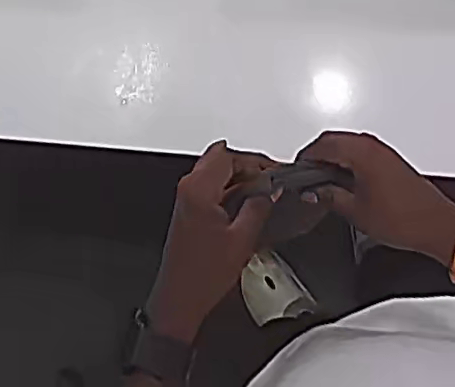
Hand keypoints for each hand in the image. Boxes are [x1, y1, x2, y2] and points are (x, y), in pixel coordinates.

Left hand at [145, 141, 277, 341]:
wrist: (181, 297)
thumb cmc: (203, 275)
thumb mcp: (241, 240)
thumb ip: (258, 208)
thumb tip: (269, 190)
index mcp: (198, 189)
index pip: (228, 157)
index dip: (254, 161)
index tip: (273, 170)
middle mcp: (188, 186)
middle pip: (220, 158)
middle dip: (247, 165)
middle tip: (269, 177)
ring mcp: (186, 195)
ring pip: (214, 169)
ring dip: (238, 174)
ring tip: (261, 188)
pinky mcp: (188, 206)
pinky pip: (210, 183)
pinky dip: (228, 185)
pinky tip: (245, 199)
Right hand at [297, 131, 454, 265]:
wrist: (437, 227)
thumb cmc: (405, 219)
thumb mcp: (356, 212)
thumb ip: (329, 197)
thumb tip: (313, 192)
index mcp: (360, 151)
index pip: (322, 145)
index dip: (306, 157)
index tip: (297, 167)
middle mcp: (371, 145)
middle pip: (333, 139)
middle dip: (317, 153)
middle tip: (306, 172)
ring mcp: (381, 151)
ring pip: (347, 143)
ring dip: (332, 155)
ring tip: (323, 177)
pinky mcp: (389, 159)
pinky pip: (359, 149)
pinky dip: (346, 158)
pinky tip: (344, 178)